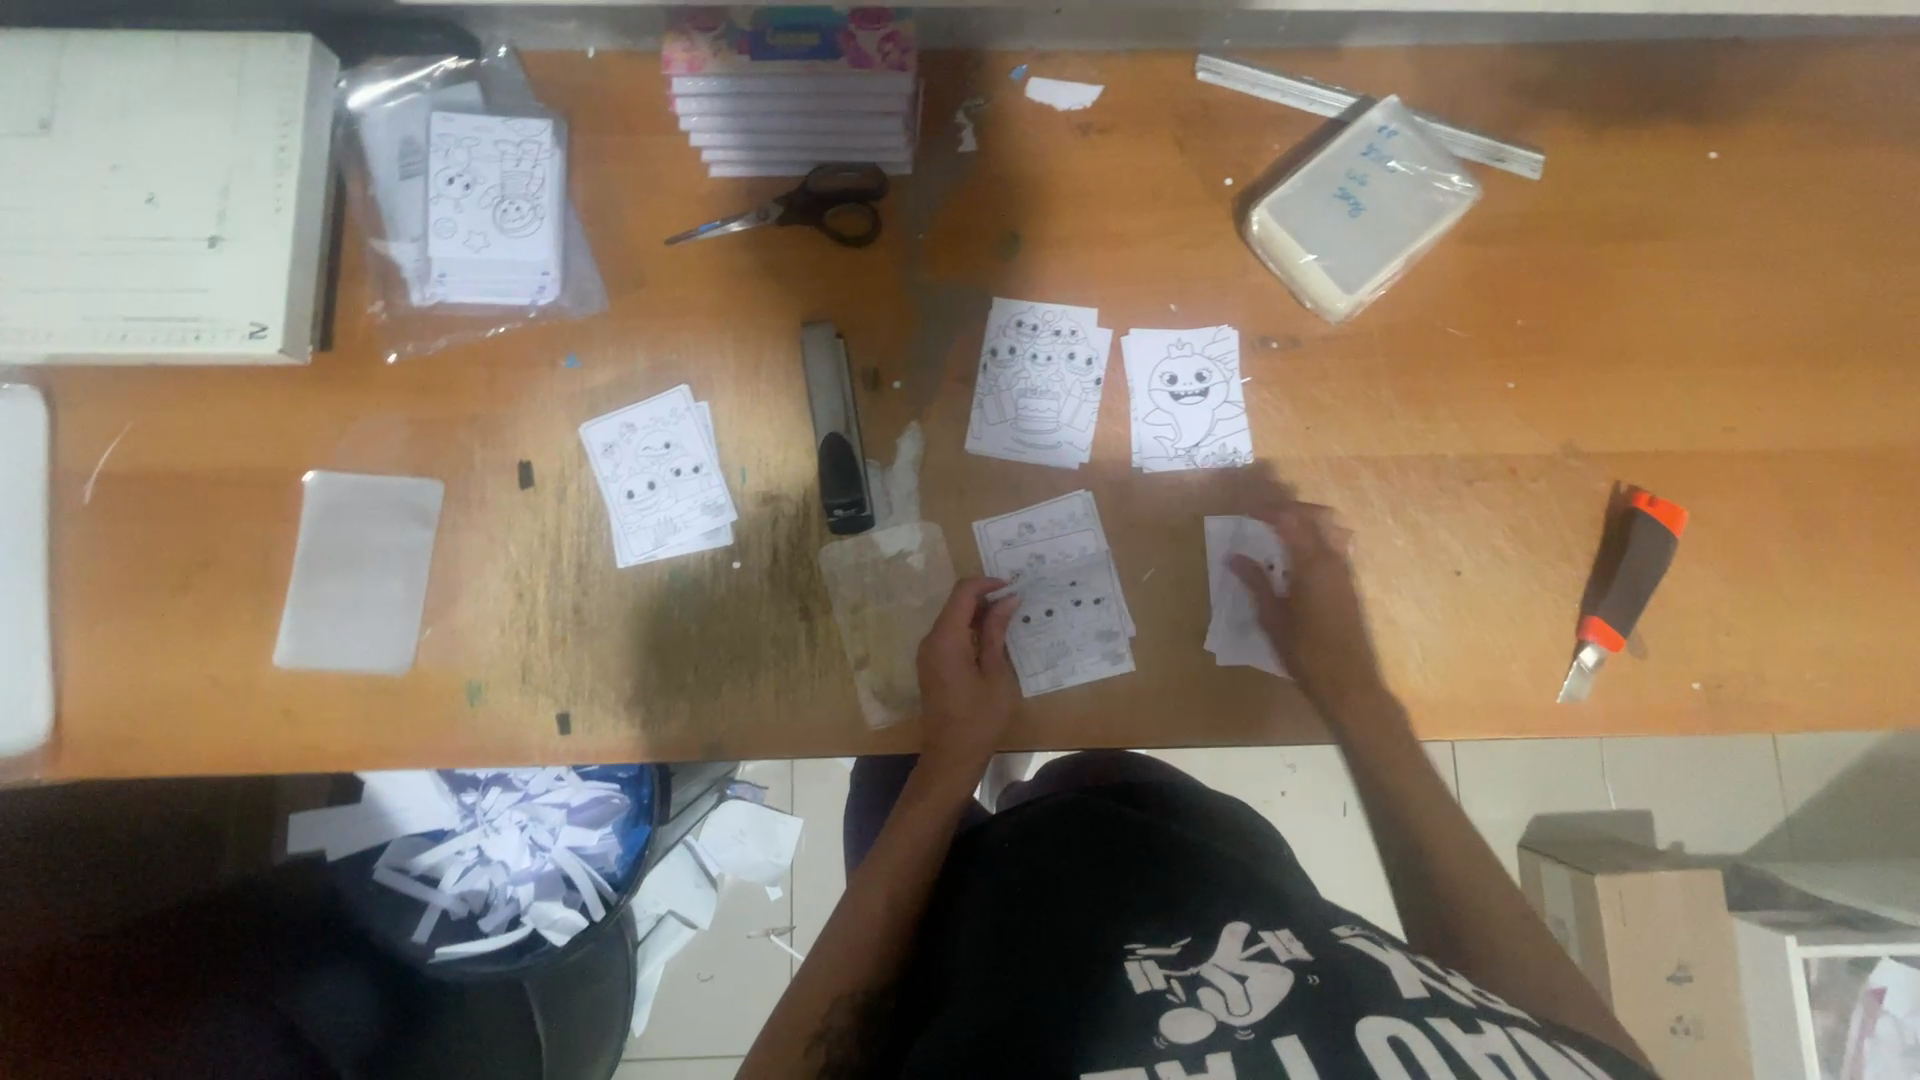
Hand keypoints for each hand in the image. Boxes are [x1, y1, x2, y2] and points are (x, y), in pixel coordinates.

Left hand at [916, 578, 1020, 769]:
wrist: (952, 755)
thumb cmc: (980, 718)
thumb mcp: (996, 673)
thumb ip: (998, 632)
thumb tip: (1008, 599)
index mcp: (946, 639)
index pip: (963, 592)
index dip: (987, 583)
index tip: (1013, 586)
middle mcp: (931, 640)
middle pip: (956, 603)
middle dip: (985, 597)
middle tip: (1016, 602)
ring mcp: (927, 653)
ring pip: (953, 618)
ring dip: (979, 614)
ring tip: (1010, 620)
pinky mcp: (931, 664)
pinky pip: (949, 635)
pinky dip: (970, 630)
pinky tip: (993, 639)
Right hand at [1230, 502, 1387, 713]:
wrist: (1348, 682)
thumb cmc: (1304, 653)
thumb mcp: (1271, 618)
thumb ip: (1255, 582)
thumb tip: (1234, 556)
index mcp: (1312, 566)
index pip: (1291, 522)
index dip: (1268, 511)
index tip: (1246, 511)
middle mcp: (1333, 561)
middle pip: (1317, 516)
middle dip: (1289, 508)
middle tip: (1262, 514)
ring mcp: (1345, 572)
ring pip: (1330, 528)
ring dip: (1305, 520)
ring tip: (1278, 530)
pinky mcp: (1349, 584)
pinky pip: (1334, 546)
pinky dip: (1315, 537)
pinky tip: (1295, 556)